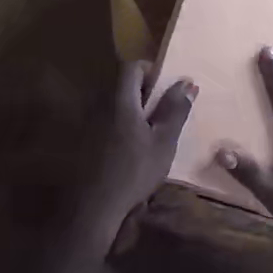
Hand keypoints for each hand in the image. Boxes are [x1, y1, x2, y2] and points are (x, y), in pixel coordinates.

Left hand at [75, 61, 194, 246]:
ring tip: (152, 128)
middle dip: (144, 90)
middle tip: (164, 108)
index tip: (166, 85)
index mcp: (120, 101)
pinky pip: (106, 120)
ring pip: (114, 103)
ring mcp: (89, 123)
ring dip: (133, 108)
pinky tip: (133, 146)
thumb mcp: (163, 142)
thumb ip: (175, 110)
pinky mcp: (85, 140)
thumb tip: (188, 83)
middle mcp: (100, 106)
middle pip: (121, 84)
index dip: (150, 69)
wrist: (95, 205)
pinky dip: (122, 123)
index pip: (131, 67)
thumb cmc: (135, 171)